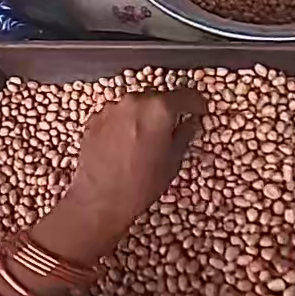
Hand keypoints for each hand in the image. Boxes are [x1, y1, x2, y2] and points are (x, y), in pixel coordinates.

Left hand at [34, 89, 204, 261]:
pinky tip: (126, 143)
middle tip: (174, 127)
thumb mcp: (172, 162)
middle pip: (158, 98)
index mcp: (159, 109)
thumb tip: (189, 124)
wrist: (100, 199)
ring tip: (147, 139)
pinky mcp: (94, 120)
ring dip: (144, 116)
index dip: (197, 103)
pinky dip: (124, 124)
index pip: (186, 95)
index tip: (200, 110)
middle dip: (167, 110)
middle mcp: (134, 102)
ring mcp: (111, 109)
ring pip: (135, 105)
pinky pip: (116, 116)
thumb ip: (184, 136)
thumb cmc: (140, 184)